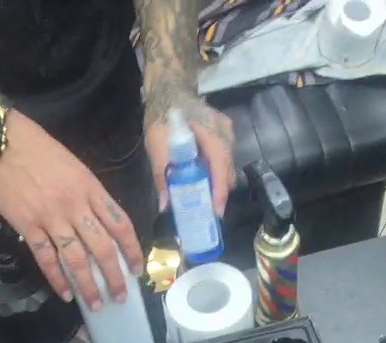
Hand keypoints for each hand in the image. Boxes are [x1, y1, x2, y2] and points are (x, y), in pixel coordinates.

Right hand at [0, 111, 143, 310]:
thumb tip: (102, 224)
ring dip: (89, 285)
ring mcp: (50, 217)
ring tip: (96, 304)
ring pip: (77, 258)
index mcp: (90, 187)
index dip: (132, 250)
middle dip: (115, 276)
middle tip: (121, 297)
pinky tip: (66, 294)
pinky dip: (57, 278)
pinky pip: (46, 258)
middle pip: (102, 248)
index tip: (137, 269)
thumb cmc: (35, 147)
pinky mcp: (27, 225)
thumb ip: (88, 194)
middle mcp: (75, 205)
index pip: (120, 224)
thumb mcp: (73, 165)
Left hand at [146, 98, 235, 215]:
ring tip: (205, 201)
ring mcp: (228, 133)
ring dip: (218, 185)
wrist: (169, 87)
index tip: (216, 212)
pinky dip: (216, 175)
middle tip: (207, 212)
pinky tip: (204, 184)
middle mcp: (225, 133)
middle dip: (219, 193)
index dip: (220, 191)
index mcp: (211, 131)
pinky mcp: (224, 136)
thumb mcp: (157, 144)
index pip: (221, 165)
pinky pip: (224, 161)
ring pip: (228, 167)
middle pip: (228, 171)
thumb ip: (162, 175)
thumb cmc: (163, 114)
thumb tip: (165, 206)